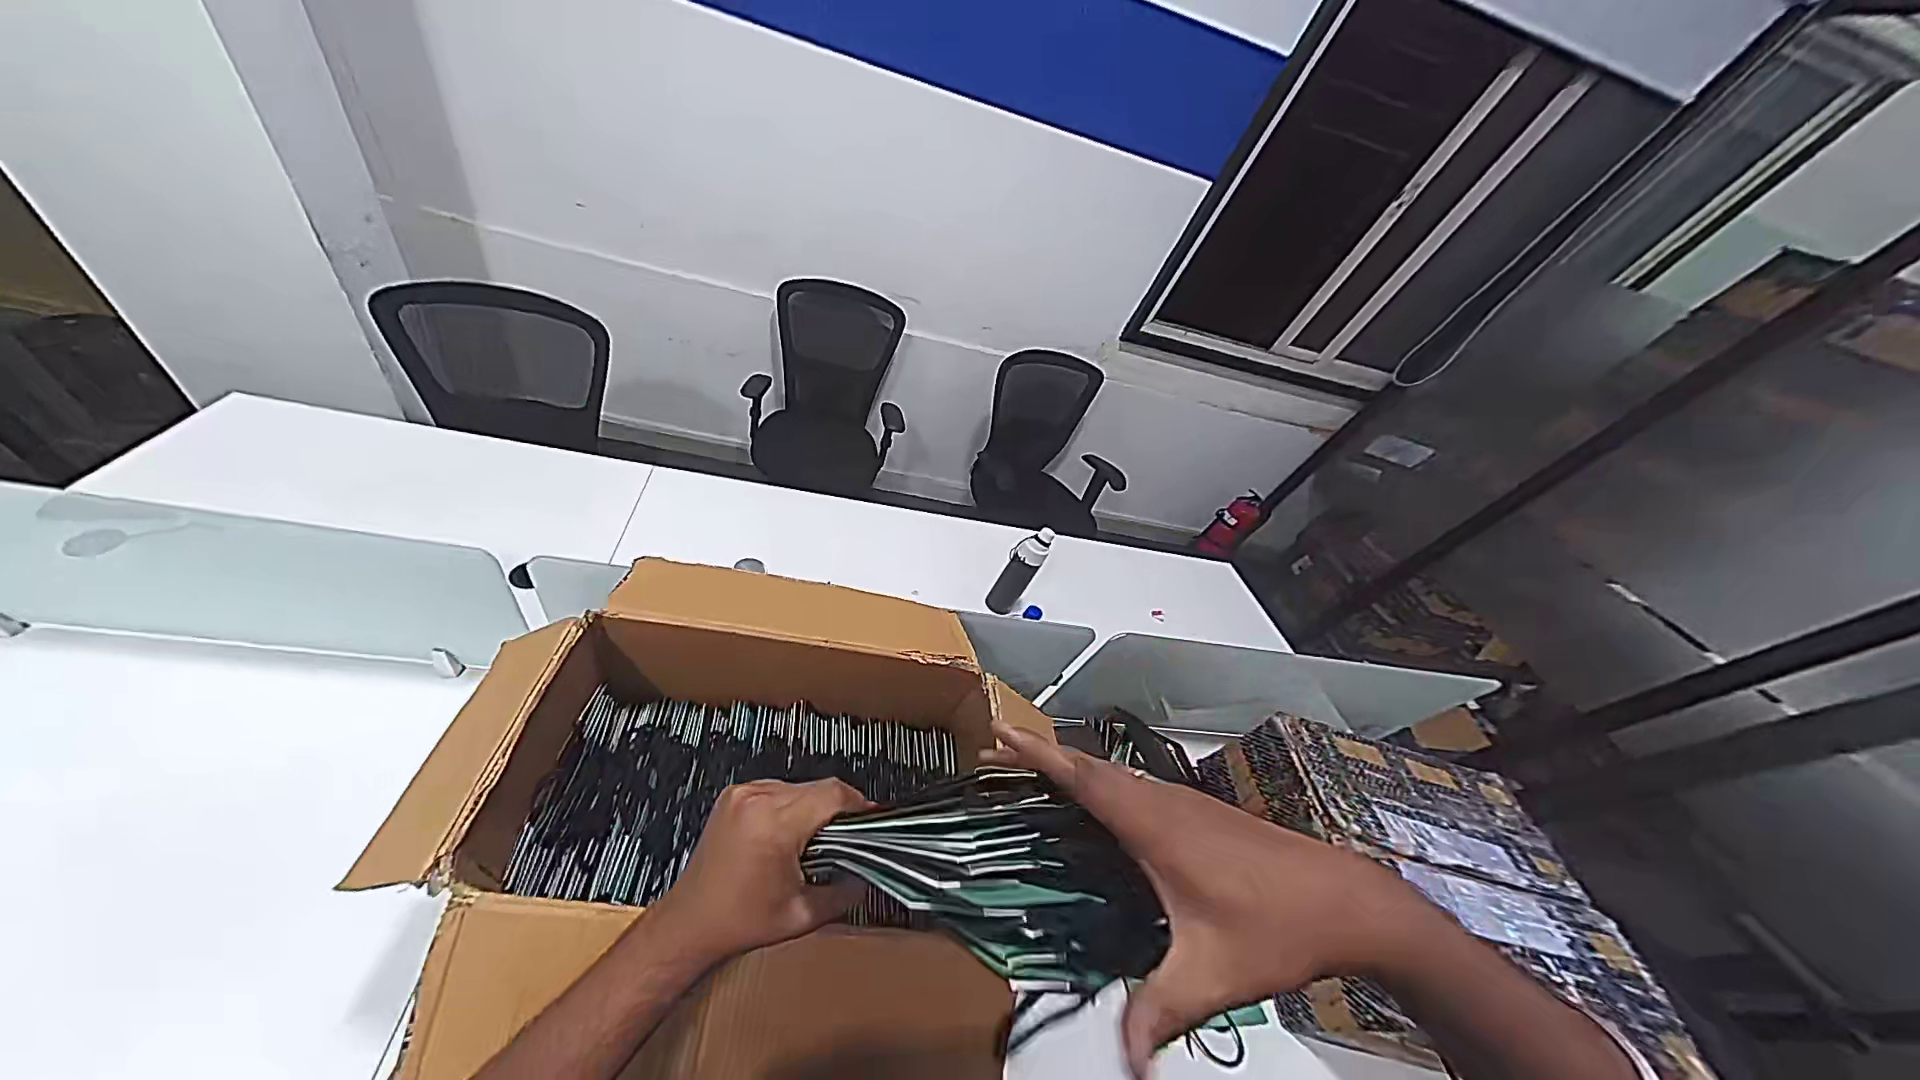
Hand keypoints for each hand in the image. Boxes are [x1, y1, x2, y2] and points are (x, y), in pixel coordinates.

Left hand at [643, 778, 872, 965]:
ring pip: (800, 786)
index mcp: (775, 824)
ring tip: (813, 839)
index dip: (858, 805)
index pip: (833, 794)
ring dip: (813, 806)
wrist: (689, 923)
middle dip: (837, 809)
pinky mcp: (734, 794)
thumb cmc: (737, 921)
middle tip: (844, 837)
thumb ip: (845, 891)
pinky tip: (788, 832)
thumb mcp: (804, 914)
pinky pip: (778, 788)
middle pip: (819, 787)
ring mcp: (742, 794)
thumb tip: (869, 871)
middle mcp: (757, 800)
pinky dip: (791, 805)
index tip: (870, 818)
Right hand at [984, 722, 1450, 1077]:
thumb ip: (1159, 1011)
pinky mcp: (1197, 811)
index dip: (1039, 753)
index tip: (1000, 731)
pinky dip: (1100, 781)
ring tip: (1033, 771)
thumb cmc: (1279, 927)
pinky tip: (1097, 803)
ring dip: (1070, 765)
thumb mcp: (1213, 974)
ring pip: (1113, 772)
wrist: (1348, 901)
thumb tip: (1124, 1062)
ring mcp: (1182, 802)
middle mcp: (1163, 801)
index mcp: (1155, 824)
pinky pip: (1133, 784)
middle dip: (1041, 754)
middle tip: (998, 752)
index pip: (1085, 778)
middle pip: (1090, 766)